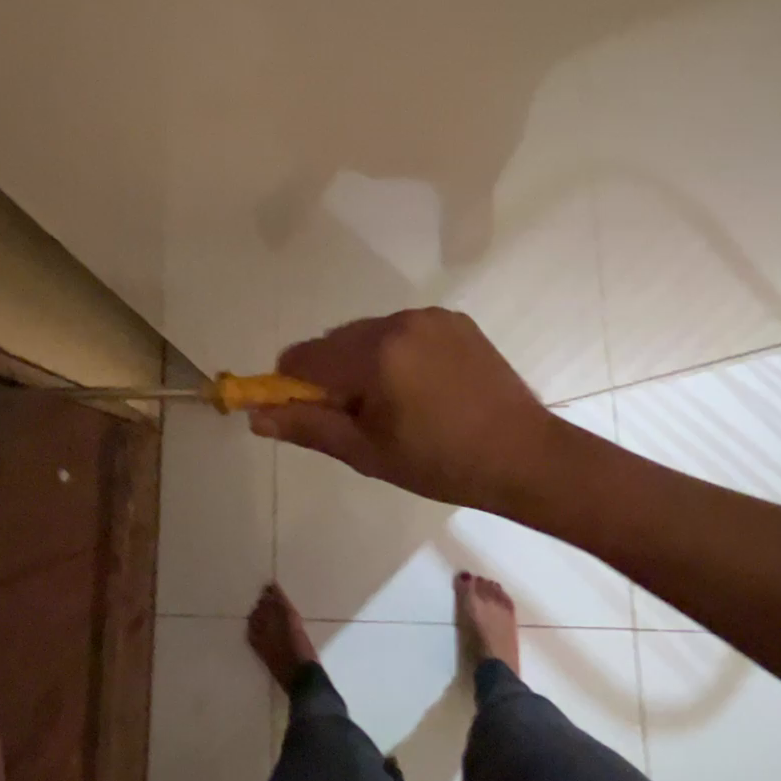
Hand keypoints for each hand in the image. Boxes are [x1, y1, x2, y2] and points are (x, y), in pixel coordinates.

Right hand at [250, 308, 563, 512]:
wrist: (524, 455)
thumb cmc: (440, 463)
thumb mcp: (367, 452)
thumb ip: (308, 427)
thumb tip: (255, 415)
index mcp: (375, 355)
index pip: (304, 356)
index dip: (291, 384)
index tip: (307, 414)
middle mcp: (398, 322)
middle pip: (336, 341)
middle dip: (333, 375)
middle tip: (359, 418)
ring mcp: (430, 317)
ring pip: (369, 334)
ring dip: (365, 363)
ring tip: (396, 405)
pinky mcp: (455, 320)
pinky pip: (404, 330)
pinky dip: (398, 353)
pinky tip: (423, 388)